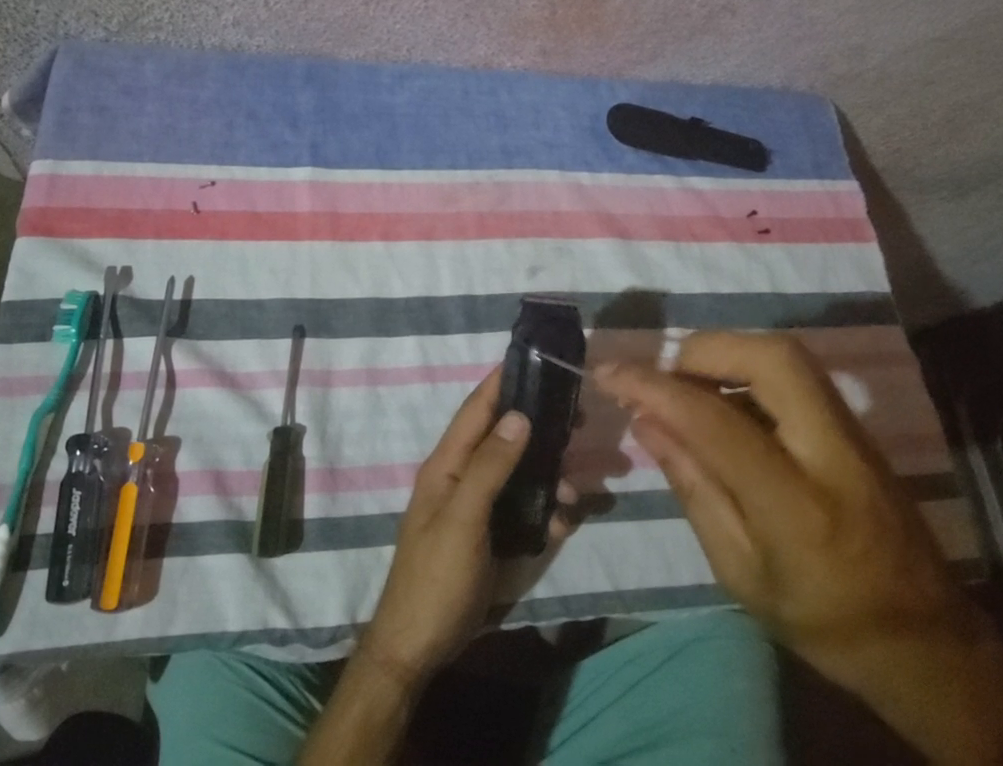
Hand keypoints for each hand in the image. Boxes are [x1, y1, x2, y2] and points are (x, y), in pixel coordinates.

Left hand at [356, 369, 575, 686]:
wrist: (420, 645)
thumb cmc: (434, 578)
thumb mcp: (462, 519)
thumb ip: (489, 467)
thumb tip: (517, 415)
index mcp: (446, 467)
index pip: (475, 412)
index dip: (500, 382)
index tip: (533, 357)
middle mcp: (462, 480)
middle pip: (505, 440)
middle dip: (542, 430)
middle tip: (582, 421)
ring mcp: (479, 510)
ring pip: (523, 477)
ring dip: (553, 476)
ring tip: (582, 487)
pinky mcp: (493, 537)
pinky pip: (527, 512)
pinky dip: (548, 512)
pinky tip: (566, 522)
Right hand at [595, 333, 1002, 765]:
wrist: (926, 640)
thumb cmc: (822, 622)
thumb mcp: (741, 574)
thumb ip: (694, 490)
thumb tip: (646, 423)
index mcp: (797, 507)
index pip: (716, 422)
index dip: (655, 388)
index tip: (609, 374)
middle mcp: (834, 453)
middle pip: (773, 358)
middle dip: (704, 350)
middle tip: (662, 378)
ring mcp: (856, 436)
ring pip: (789, 357)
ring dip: (727, 356)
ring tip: (685, 389)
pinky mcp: (860, 431)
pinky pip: (797, 379)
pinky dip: (749, 374)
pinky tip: (723, 406)